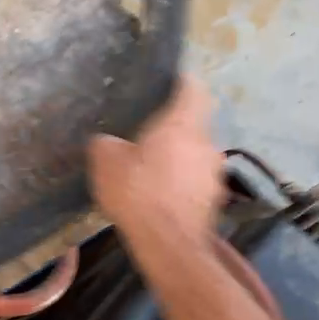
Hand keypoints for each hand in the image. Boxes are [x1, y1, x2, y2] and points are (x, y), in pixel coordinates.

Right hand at [87, 78, 224, 247]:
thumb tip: (111, 141)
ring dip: (175, 153)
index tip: (170, 77)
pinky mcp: (212, 197)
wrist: (168, 242)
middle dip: (172, 125)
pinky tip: (156, 189)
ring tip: (148, 163)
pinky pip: (193, 176)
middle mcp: (206, 144)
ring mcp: (214, 173)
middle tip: (144, 129)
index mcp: (182, 126)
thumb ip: (107, 142)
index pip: (193, 90)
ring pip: (193, 152)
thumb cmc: (136, 190)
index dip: (183, 80)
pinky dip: (178, 177)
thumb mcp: (104, 158)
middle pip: (193, 123)